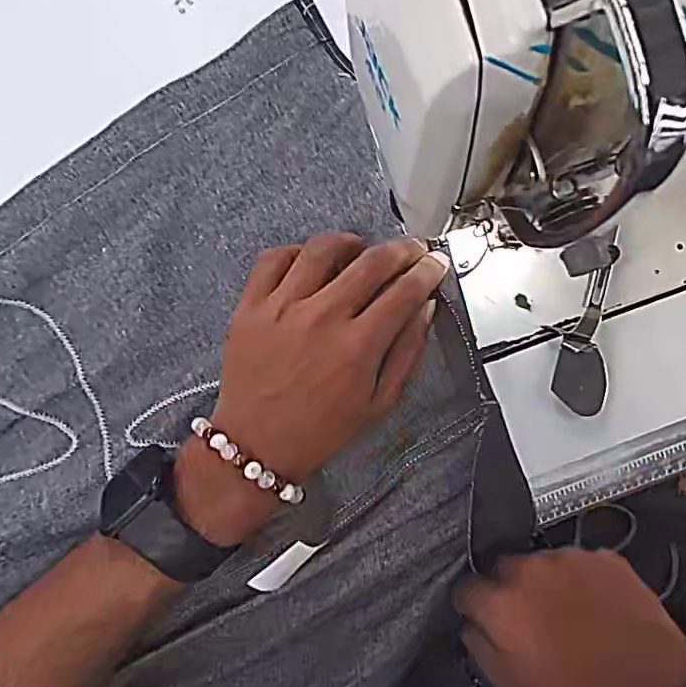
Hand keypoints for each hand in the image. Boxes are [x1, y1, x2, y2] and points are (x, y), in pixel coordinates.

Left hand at [172, 233, 448, 547]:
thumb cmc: (316, 430)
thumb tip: (424, 311)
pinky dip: (297, 251)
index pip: (404, 290)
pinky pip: (274, 259)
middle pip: (372, 262)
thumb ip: (407, 353)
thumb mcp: (378, 403)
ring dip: (351, 242)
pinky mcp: (251, 307)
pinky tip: (310, 260)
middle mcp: (321, 319)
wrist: (258, 444)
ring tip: (361, 248)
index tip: (434, 265)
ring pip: (323, 249)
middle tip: (410, 250)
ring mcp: (282, 309)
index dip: (427, 271)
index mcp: (357, 346)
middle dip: (402, 250)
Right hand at [455, 549, 685, 686]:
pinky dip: (579, 581)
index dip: (474, 610)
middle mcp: (529, 570)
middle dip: (509, 592)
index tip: (485, 624)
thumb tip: (472, 625)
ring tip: (567, 616)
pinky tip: (595, 608)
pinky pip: (577, 563)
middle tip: (531, 623)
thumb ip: (482, 651)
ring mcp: (570, 559)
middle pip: (502, 570)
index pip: (465, 590)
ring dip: (545, 584)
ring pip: (541, 564)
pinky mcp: (606, 558)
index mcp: (501, 607)